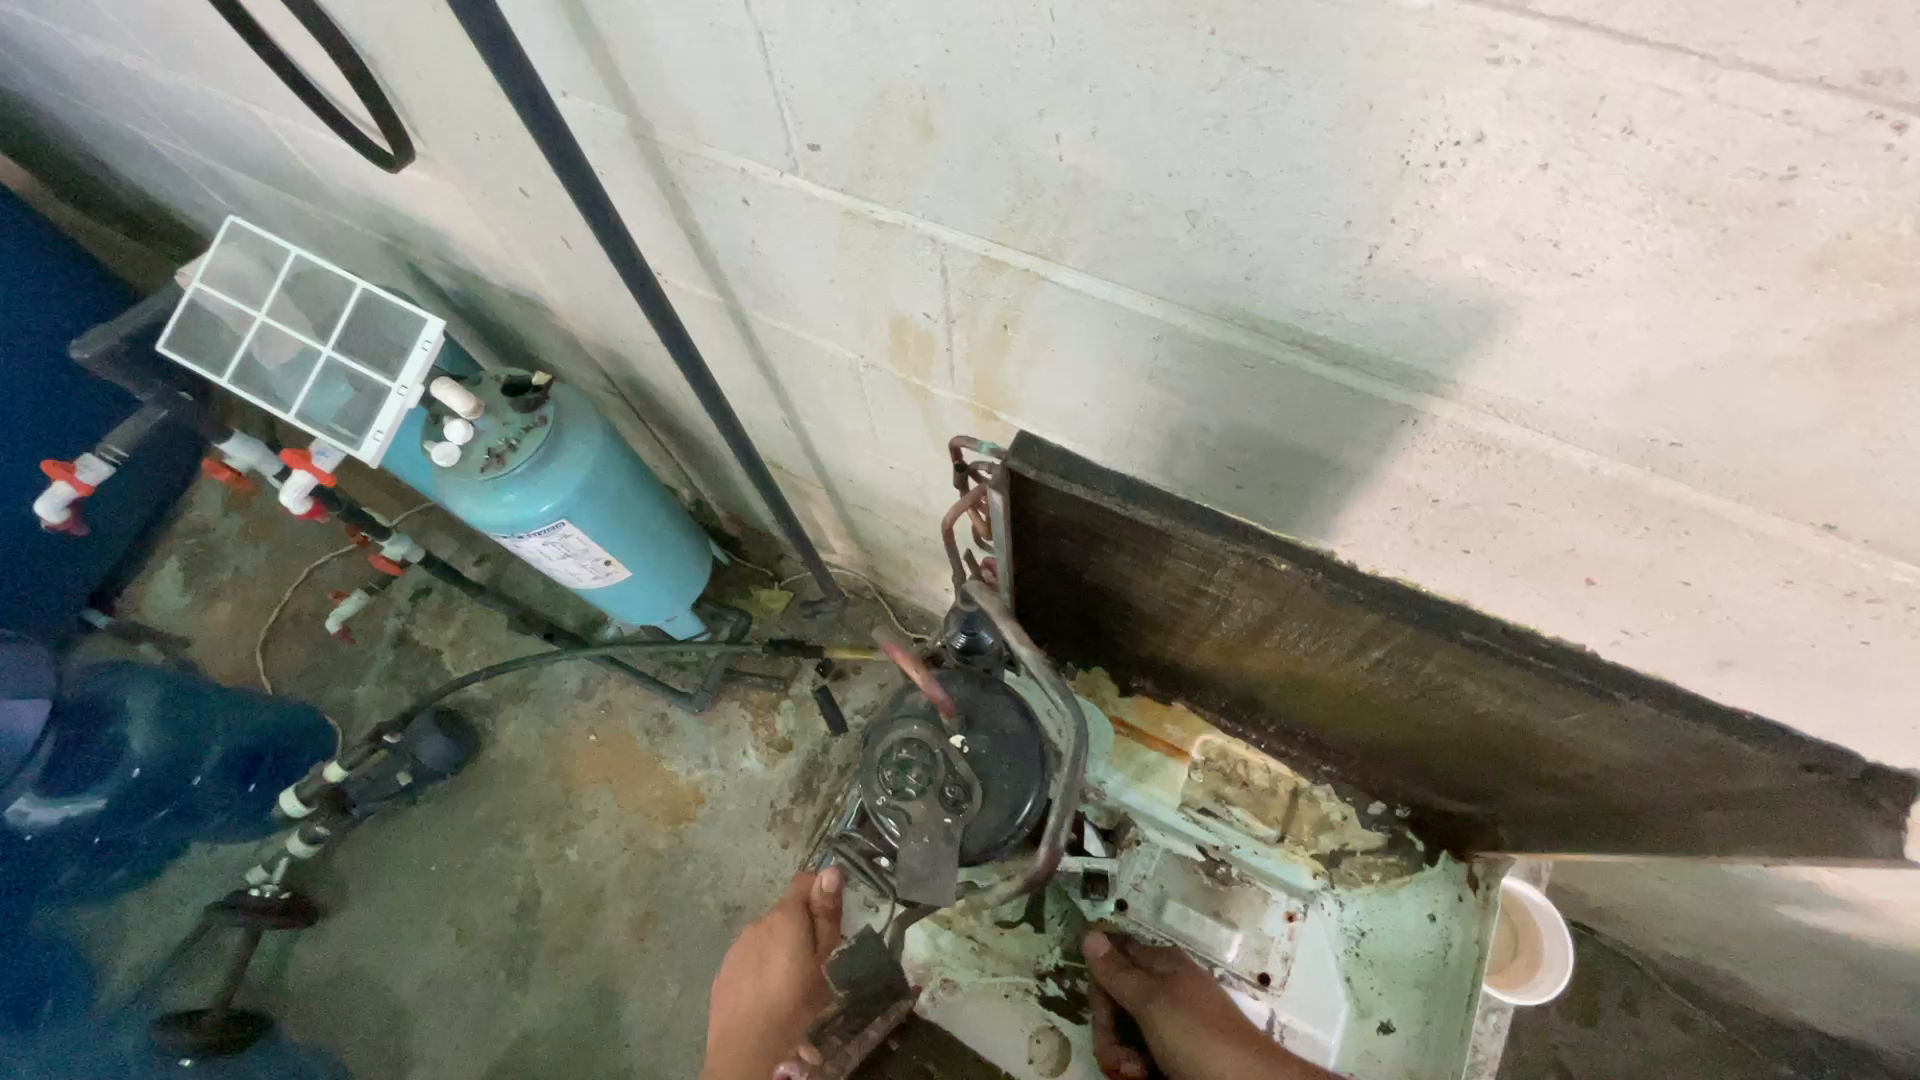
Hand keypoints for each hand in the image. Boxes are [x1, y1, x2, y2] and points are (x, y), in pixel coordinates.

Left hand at [701, 867, 844, 1079]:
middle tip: (815, 963)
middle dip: (801, 929)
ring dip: (780, 950)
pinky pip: (749, 959)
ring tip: (790, 985)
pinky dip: (760, 969)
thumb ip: (827, 914)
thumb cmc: (794, 1003)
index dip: (821, 894)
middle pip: (786, 913)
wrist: (744, 1049)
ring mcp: (737, 947)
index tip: (830, 923)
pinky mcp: (724, 971)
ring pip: (766, 937)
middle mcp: (758, 922)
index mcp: (785, 916)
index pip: (805, 880)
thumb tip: (832, 868)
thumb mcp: (823, 961)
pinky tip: (767, 997)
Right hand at [1084, 930, 1334, 1079]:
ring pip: (1123, 1035)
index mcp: (1159, 964)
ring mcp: (1169, 1026)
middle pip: (1113, 1002)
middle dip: (1109, 1033)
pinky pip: (1140, 1057)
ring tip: (1139, 1075)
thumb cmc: (1201, 1039)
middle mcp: (1162, 989)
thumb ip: (1117, 972)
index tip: (1101, 1010)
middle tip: (1122, 1058)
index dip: (1099, 985)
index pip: (1111, 958)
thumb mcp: (1153, 1002)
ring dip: (1121, 1059)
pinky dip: (1136, 1070)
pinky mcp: (1174, 1057)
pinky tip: (1147, 1078)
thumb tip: (1090, 933)